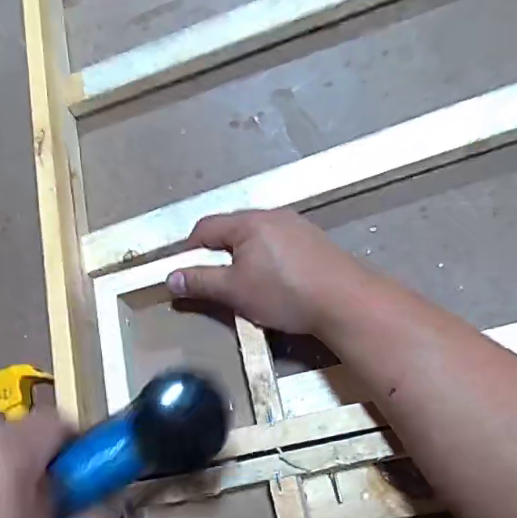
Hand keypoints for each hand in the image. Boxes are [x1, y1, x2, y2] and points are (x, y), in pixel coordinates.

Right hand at [166, 210, 372, 334]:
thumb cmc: (285, 293)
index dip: (189, 251)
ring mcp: (298, 227)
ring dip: (245, 259)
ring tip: (246, 287)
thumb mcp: (235, 291)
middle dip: (218, 255)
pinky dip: (269, 262)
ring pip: (258, 239)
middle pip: (232, 231)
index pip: (205, 228)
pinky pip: (280, 247)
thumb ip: (201, 282)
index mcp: (249, 222)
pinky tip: (277, 284)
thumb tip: (171, 277)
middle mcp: (273, 216)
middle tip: (215, 283)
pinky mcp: (315, 243)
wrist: (345, 301)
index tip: (185, 273)